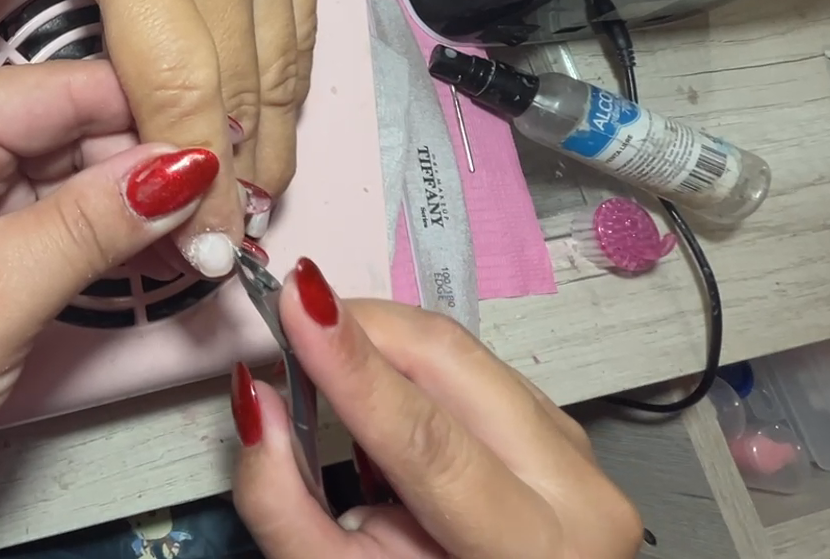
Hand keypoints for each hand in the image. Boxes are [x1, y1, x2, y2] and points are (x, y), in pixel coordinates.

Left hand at [0, 0, 313, 278]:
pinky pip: (299, 35)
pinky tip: (268, 142)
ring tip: (247, 220)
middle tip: (217, 259)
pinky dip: (285, 100)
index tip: (189, 238)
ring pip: (278, 72)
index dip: (180, 163)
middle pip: (232, 91)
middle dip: (229, 185)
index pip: (169, 70)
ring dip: (263, 152)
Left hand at [0, 61, 220, 554]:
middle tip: (229, 212)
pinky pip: (52, 213)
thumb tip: (180, 167)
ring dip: (134, 206)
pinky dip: (102, 234)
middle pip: (74, 128)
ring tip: (206, 238)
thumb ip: (87, 225)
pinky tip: (155, 253)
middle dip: (150, 167)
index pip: (64, 88)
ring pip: (71, 172)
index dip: (152, 112)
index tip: (228, 150)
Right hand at [232, 262, 641, 557]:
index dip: (353, 365)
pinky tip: (370, 378)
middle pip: (447, 359)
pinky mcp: (553, 418)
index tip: (295, 297)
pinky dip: (398, 349)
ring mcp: (570, 444)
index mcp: (530, 549)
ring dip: (372, 334)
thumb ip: (280, 499)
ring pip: (452, 343)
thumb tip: (256, 397)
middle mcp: (573, 487)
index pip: (427, 441)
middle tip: (285, 323)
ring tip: (320, 360)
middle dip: (354, 324)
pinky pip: (462, 355)